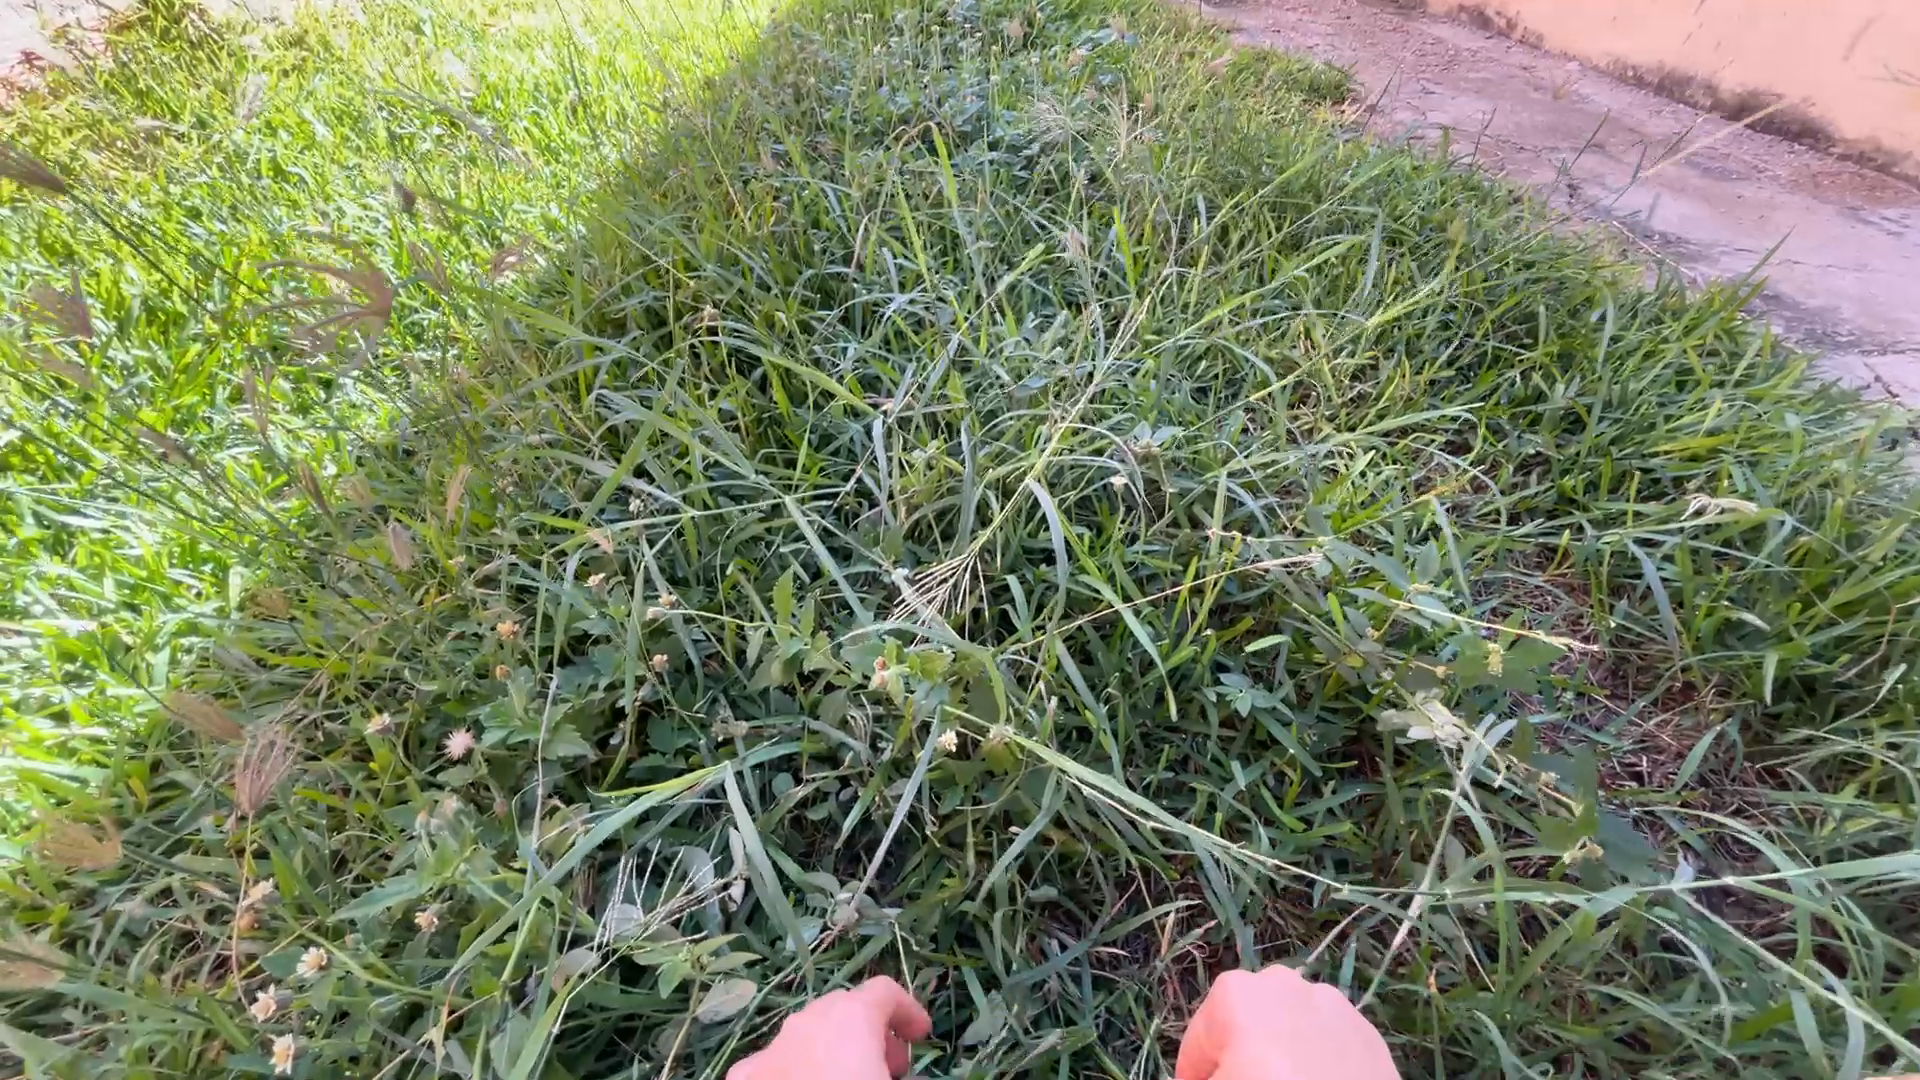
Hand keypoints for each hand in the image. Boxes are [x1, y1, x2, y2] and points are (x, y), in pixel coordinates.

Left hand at [726, 976, 931, 1079]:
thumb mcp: (892, 1079)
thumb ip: (909, 1069)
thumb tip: (908, 1071)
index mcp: (852, 1014)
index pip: (886, 991)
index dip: (909, 1009)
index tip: (922, 1036)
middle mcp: (811, 1016)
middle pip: (848, 1008)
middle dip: (873, 1032)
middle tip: (891, 1066)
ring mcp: (775, 1044)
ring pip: (811, 1031)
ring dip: (836, 1047)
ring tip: (852, 1077)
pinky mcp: (749, 1073)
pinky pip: (776, 1060)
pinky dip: (793, 1067)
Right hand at [1175, 966, 1397, 1079]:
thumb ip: (1204, 1076)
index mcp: (1233, 992)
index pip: (1197, 1046)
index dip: (1196, 1078)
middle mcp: (1280, 982)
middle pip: (1244, 1030)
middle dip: (1240, 1062)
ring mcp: (1330, 1005)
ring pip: (1288, 1033)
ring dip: (1281, 1061)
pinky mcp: (1369, 1035)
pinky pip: (1329, 1048)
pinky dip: (1320, 1068)